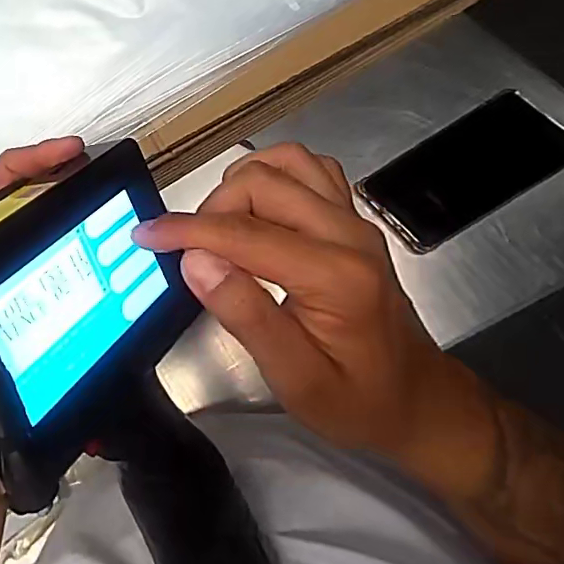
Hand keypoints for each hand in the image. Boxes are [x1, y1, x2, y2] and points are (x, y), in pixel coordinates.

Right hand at [134, 143, 450, 457]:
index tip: (146, 235)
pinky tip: (257, 211)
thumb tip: (196, 260)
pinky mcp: (353, 217)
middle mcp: (348, 234)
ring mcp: (354, 219)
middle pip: (263, 182)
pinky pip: (309, 169)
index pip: (244, 233)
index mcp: (335, 276)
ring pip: (287, 162)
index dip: (186, 230)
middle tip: (193, 250)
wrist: (417, 398)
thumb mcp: (296, 380)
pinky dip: (273, 176)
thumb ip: (246, 315)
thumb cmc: (357, 401)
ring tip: (222, 228)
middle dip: (213, 208)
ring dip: (242, 185)